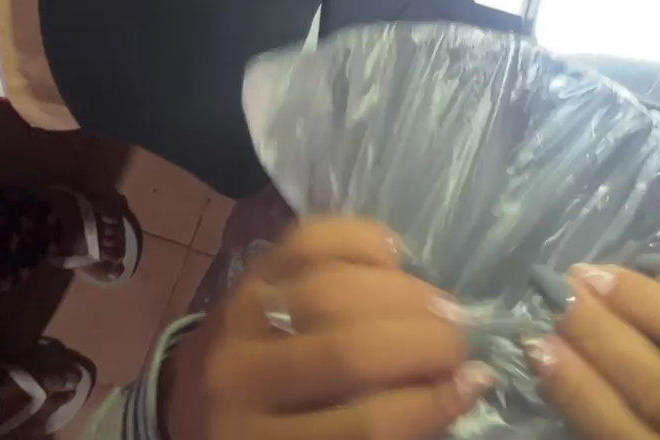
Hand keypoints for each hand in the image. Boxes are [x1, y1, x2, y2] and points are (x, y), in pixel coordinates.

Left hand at [164, 216, 492, 439]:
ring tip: (441, 304)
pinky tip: (397, 257)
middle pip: (346, 353)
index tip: (475, 382)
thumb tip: (463, 386)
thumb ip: (374, 427)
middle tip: (462, 339)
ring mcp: (239, 316)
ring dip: (403, 293)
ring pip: (332, 291)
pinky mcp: (248, 270)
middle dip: (421, 342)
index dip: (428, 405)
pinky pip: (311, 239)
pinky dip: (362, 239)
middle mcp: (240, 383)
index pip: (360, 427)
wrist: (184, 408)